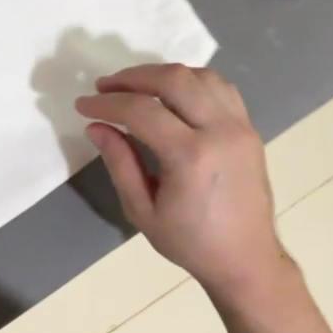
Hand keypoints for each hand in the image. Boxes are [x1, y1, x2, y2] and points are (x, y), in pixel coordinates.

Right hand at [76, 64, 290, 304]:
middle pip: (173, 80)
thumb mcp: (142, 210)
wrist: (245, 258)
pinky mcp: (249, 128)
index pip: (141, 111)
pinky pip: (220, 88)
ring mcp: (240, 127)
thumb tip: (96, 127)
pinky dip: (191, 81)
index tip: (83, 105)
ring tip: (134, 87)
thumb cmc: (189, 242)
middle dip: (132, 77)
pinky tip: (170, 93)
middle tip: (105, 86)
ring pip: (200, 76)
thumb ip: (119, 163)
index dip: (107, 103)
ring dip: (162, 74)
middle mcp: (220, 131)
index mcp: (190, 156)